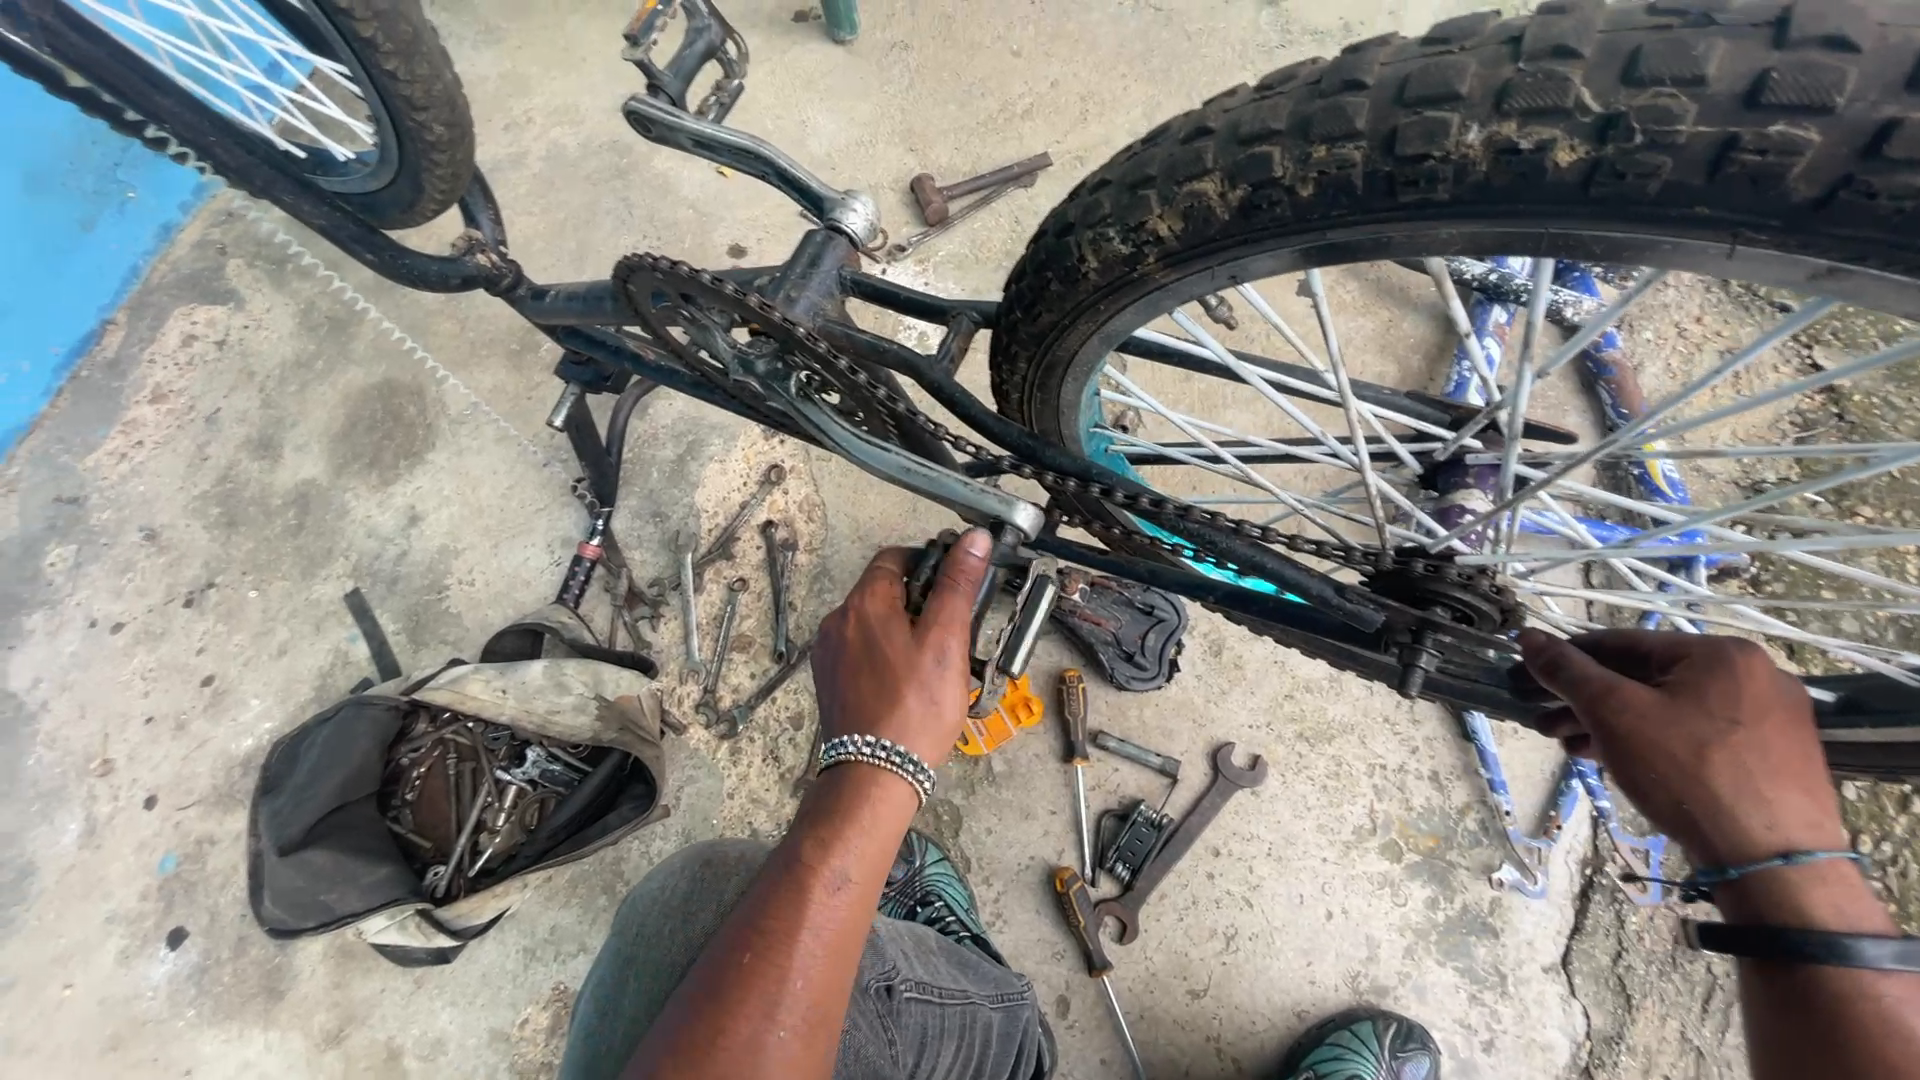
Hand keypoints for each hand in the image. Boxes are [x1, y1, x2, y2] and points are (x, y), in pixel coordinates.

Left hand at [810, 529, 991, 766]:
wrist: (874, 776)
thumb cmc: (917, 707)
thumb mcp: (946, 641)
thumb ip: (958, 585)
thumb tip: (974, 538)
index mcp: (863, 602)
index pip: (895, 558)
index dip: (929, 563)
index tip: (956, 584)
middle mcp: (837, 620)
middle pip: (882, 590)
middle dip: (920, 600)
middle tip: (953, 628)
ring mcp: (828, 653)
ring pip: (872, 622)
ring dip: (903, 628)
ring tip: (935, 659)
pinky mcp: (828, 680)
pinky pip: (861, 650)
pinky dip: (885, 652)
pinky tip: (908, 681)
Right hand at [1517, 629, 1845, 866]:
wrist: (1773, 859)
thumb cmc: (1686, 769)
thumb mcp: (1612, 712)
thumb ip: (1565, 670)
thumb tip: (1527, 637)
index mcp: (1720, 653)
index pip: (1620, 643)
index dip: (1564, 660)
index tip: (1527, 678)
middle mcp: (1752, 676)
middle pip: (1642, 678)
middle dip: (1584, 700)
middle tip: (1544, 722)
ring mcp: (1767, 717)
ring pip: (1664, 708)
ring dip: (1608, 723)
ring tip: (1569, 746)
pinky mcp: (1769, 754)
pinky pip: (1691, 733)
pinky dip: (1646, 740)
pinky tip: (1611, 759)